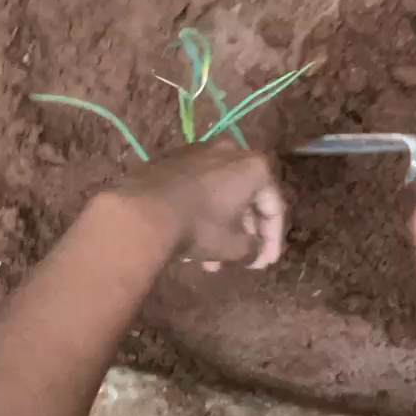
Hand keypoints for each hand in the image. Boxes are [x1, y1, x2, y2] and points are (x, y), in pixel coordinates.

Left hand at [104, 140, 286, 270]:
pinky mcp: (172, 160)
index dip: (273, 240)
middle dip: (244, 234)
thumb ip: (254, 249)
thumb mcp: (234, 246)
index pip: (274, 208)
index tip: (264, 263)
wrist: (142, 212)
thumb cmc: (199, 227)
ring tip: (212, 261)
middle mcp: (229, 151)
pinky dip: (202, 213)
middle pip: (247, 198)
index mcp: (254, 167)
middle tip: (242, 260)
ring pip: (220, 195)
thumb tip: (254, 252)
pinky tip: (192, 240)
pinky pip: (198, 189)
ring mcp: (198, 152)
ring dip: (221, 228)